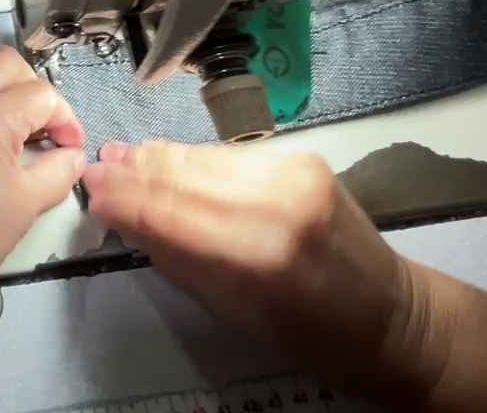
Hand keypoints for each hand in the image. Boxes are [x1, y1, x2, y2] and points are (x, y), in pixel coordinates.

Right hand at [81, 141, 451, 404]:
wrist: (392, 318)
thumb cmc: (315, 334)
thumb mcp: (232, 312)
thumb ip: (173, 257)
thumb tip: (124, 217)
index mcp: (256, 257)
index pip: (166, 211)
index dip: (122, 197)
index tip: (93, 190)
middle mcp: (275, 204)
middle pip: (179, 173)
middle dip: (132, 170)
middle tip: (99, 166)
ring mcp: (292, 173)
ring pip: (200, 155)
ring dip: (157, 157)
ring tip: (124, 156)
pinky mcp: (300, 157)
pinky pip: (227, 153)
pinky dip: (193, 157)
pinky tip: (169, 157)